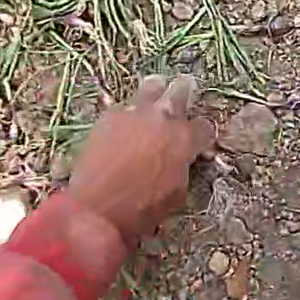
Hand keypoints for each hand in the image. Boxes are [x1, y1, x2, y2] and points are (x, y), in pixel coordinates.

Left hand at [67, 74, 214, 244]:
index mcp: (186, 138)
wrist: (95, 212)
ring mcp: (135, 114)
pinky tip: (125, 124)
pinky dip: (129, 112)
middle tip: (182, 100)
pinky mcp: (109, 117)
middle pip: (182, 92)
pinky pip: (124, 106)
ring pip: (152, 87)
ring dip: (157, 93)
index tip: (198, 144)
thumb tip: (185, 159)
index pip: (205, 127)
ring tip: (154, 101)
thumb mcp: (178, 192)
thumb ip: (185, 166)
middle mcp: (164, 118)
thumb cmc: (142, 209)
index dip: (203, 136)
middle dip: (185, 95)